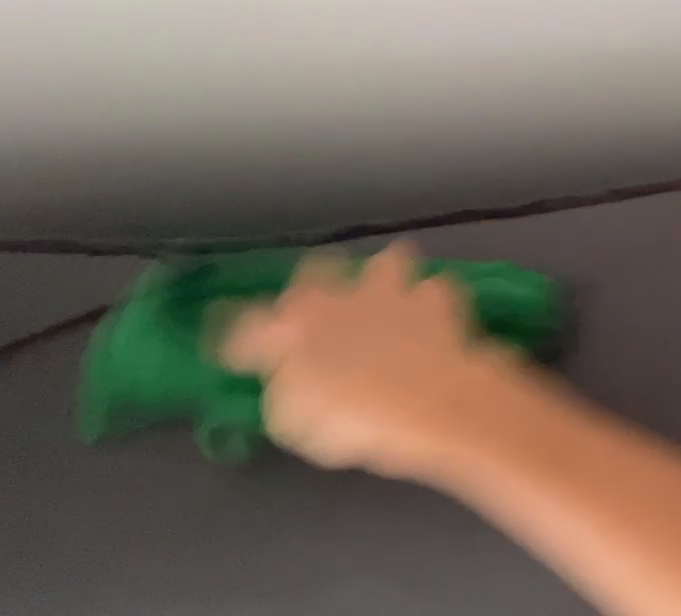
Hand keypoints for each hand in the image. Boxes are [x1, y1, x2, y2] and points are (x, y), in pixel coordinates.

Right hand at [219, 239, 510, 478]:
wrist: (425, 399)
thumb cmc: (349, 420)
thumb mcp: (293, 415)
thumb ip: (287, 381)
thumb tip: (290, 370)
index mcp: (289, 330)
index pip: (249, 321)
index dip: (245, 331)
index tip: (247, 344)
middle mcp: (338, 300)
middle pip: (316, 269)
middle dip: (316, 278)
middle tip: (322, 296)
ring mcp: (392, 292)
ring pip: (387, 260)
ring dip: (386, 273)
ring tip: (389, 289)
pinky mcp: (435, 297)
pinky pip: (433, 285)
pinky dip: (431, 296)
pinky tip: (433, 309)